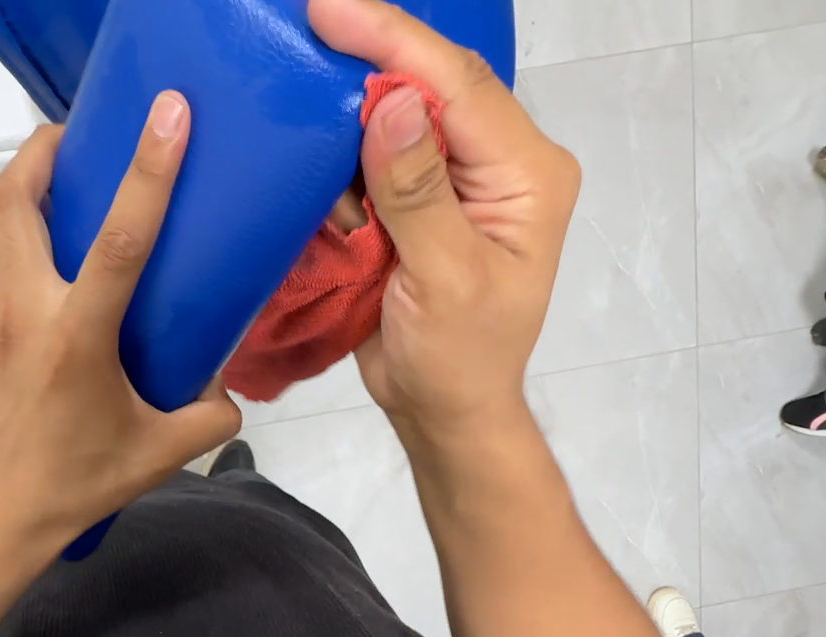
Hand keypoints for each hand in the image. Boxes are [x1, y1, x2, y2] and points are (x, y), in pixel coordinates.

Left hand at [0, 95, 242, 558]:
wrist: (0, 511)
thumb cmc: (78, 482)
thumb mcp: (161, 455)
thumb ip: (211, 417)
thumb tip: (227, 387)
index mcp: (76, 340)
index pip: (118, 240)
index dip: (148, 172)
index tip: (169, 114)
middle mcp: (24, 312)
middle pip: (17, 197)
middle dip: (48, 148)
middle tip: (91, 135)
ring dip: (28, 181)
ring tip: (71, 175)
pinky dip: (17, 224)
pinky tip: (53, 245)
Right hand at [308, 0, 580, 444]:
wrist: (442, 408)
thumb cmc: (458, 359)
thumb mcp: (445, 281)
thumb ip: (420, 194)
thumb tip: (392, 105)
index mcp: (525, 175)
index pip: (458, 88)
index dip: (393, 43)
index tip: (329, 10)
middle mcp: (496, 167)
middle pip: (433, 89)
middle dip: (372, 60)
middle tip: (307, 30)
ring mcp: (455, 187)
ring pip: (401, 122)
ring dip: (351, 108)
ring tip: (301, 79)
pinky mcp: (419, 209)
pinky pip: (379, 164)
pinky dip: (344, 157)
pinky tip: (314, 143)